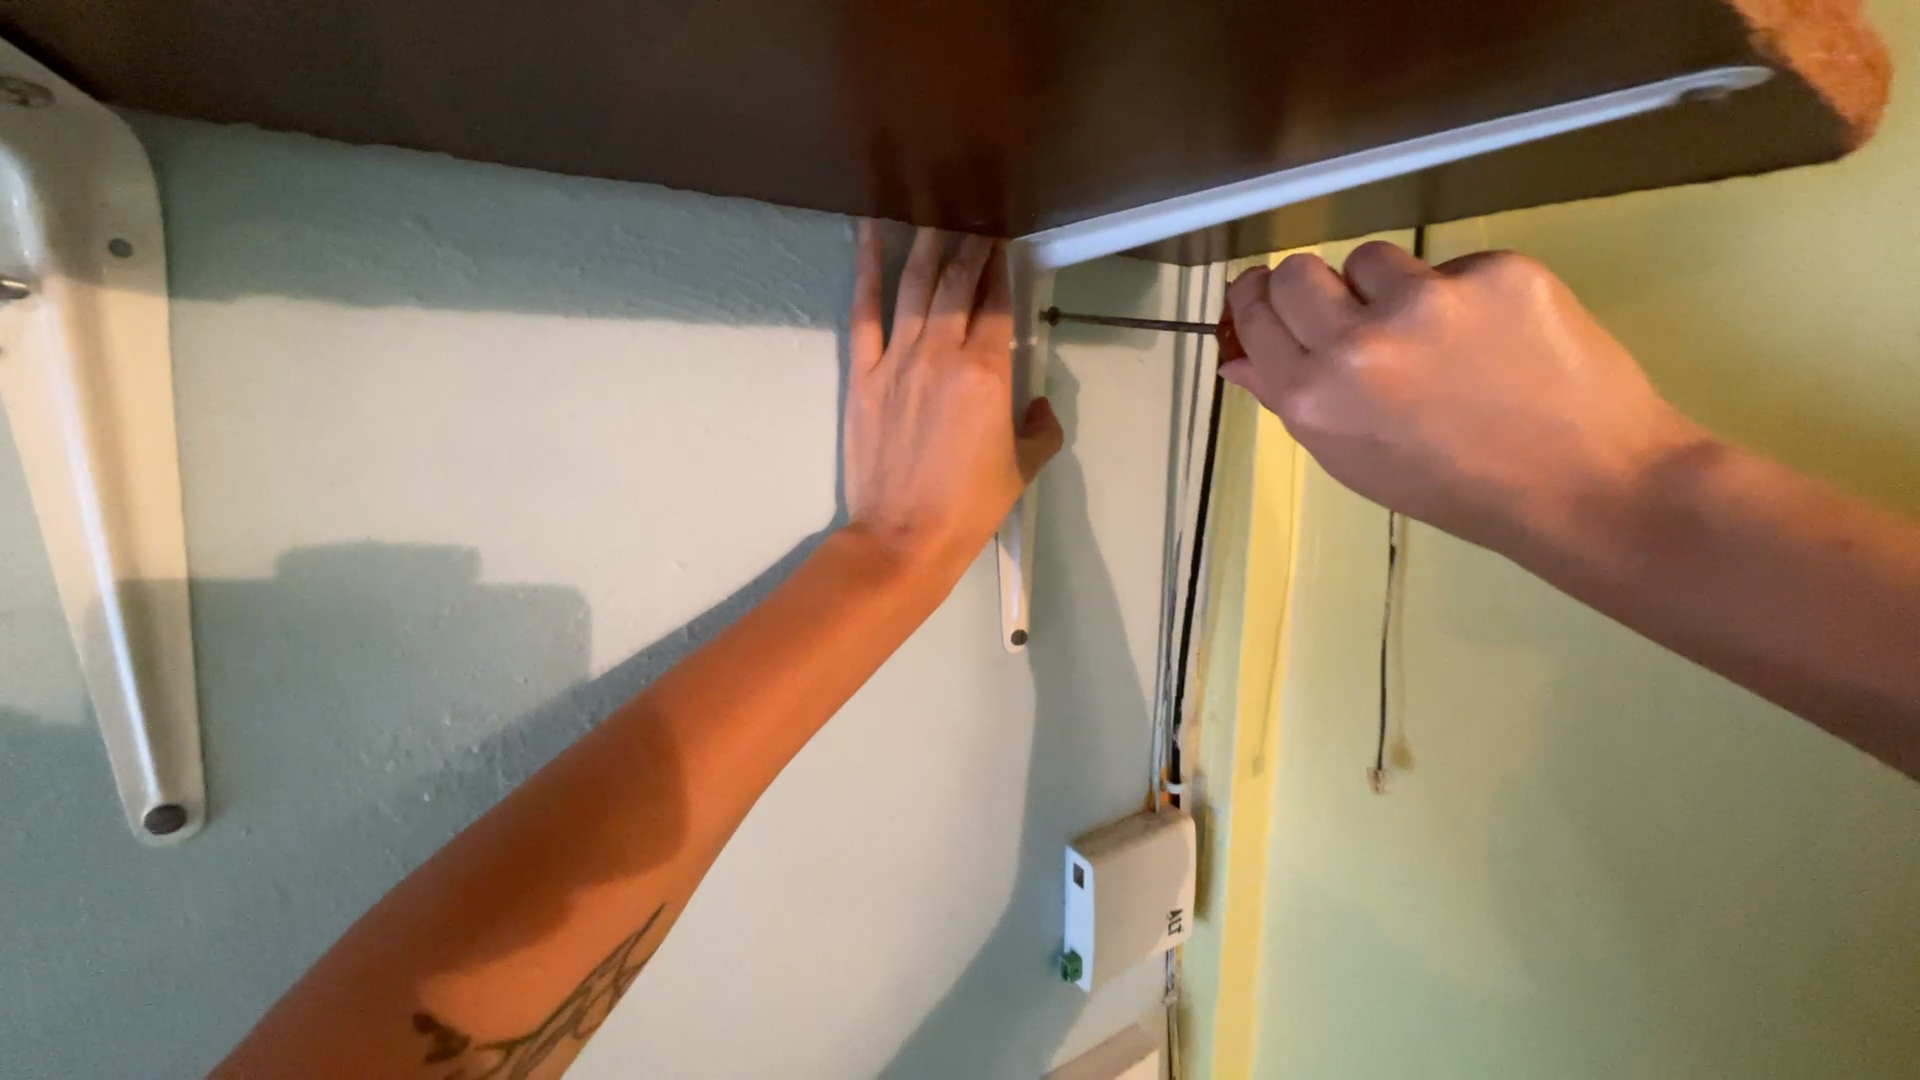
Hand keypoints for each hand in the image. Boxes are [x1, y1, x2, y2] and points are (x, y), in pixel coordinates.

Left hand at [843, 222, 1063, 573]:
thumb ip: (1043, 428)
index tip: (1006, 245)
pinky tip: (870, 230)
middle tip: (978, 221)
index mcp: (989, 374)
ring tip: (937, 213)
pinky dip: (867, 267)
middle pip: (959, 283)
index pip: (998, 304)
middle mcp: (944, 353)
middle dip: (972, 246)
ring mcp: (898, 359)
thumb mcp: (1023, 469)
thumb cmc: (970, 507)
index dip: (1003, 270)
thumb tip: (1039, 403)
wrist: (904, 536)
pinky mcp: (863, 373)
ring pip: (916, 284)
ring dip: (929, 244)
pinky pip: (864, 310)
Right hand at [1219, 243, 1704, 553]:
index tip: (1262, 293)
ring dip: (1380, 287)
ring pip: (1369, 258)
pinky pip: (1447, 265)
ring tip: (1425, 330)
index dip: (1254, 299)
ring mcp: (1426, 300)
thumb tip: (1236, 360)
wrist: (1578, 481)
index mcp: (1311, 397)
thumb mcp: (1346, 457)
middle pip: (1298, 271)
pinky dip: (1455, 293)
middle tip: (1339, 309)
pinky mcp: (1495, 271)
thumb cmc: (1444, 484)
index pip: (1256, 314)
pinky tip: (1489, 335)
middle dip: (1307, 286)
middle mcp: (1355, 343)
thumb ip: (1286, 400)